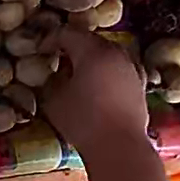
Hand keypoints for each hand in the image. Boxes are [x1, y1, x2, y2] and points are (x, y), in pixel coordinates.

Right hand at [43, 27, 151, 156]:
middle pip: (90, 40)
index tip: (39, 50)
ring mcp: (132, 69)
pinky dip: (106, 72)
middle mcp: (116, 53)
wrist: (120, 147)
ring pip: (107, 54)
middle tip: (56, 59)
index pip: (68, 33)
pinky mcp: (139, 86)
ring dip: (90, 59)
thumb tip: (52, 74)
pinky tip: (98, 86)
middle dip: (72, 47)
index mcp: (93, 51)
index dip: (50, 39)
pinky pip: (119, 70)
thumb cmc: (82, 120)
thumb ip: (50, 81)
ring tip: (76, 73)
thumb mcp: (54, 99)